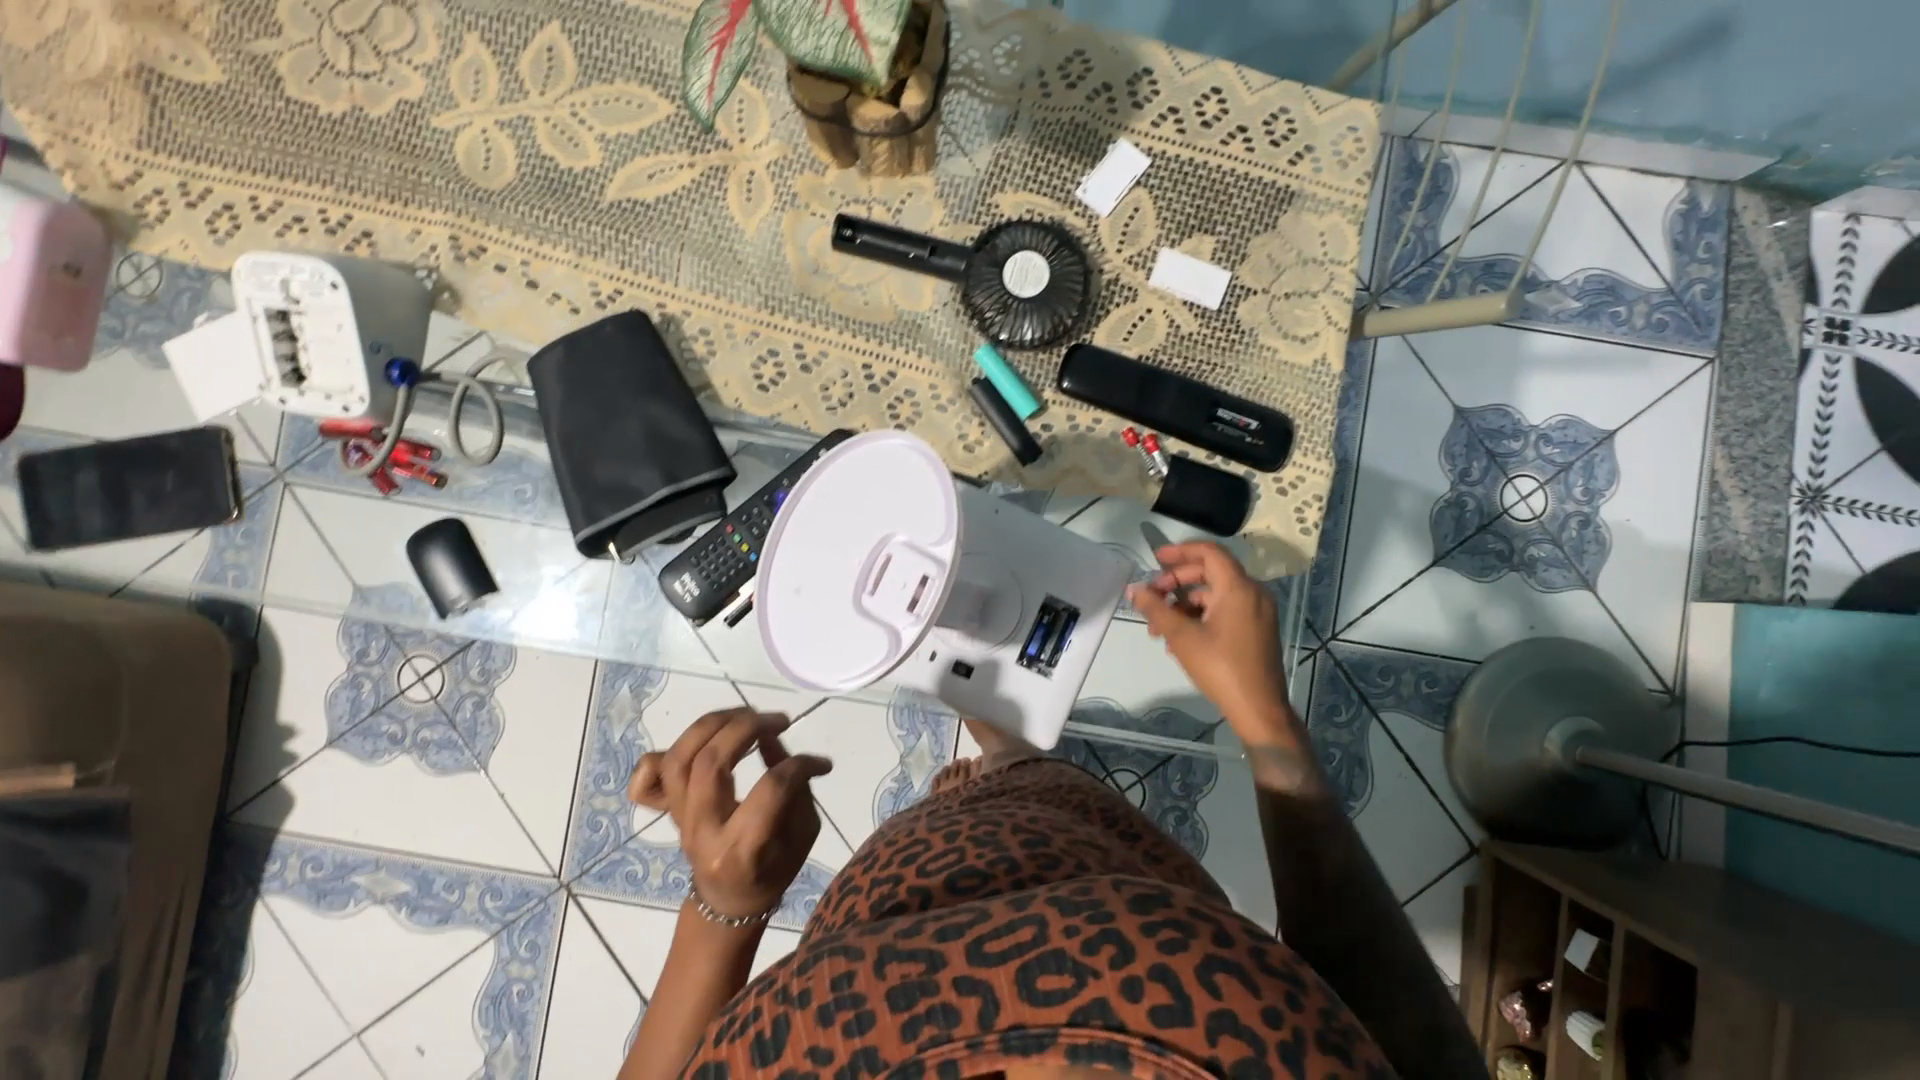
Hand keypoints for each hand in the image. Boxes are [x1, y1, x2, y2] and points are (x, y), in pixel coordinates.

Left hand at [627, 708, 832, 919]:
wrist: (727, 901)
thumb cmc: (774, 871)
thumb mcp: (801, 835)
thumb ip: (793, 786)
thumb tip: (773, 739)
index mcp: (743, 849)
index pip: (770, 789)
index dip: (799, 766)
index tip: (818, 765)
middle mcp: (703, 831)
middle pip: (712, 762)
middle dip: (748, 728)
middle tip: (777, 721)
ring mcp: (679, 818)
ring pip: (679, 758)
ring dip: (713, 724)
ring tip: (745, 715)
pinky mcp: (668, 808)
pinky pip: (649, 773)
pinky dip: (665, 750)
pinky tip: (701, 741)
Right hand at [1128, 541, 1299, 746]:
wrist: (1258, 708)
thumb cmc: (1220, 667)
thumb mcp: (1181, 636)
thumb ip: (1155, 608)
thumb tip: (1134, 589)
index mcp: (1238, 588)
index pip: (1209, 553)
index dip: (1180, 551)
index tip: (1156, 559)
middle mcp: (1253, 593)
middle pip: (1210, 573)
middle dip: (1176, 582)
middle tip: (1152, 596)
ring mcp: (1257, 612)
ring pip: (1215, 595)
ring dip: (1184, 604)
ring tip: (1159, 627)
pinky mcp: (1257, 629)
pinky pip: (1226, 610)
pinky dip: (1201, 616)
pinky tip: (1179, 639)